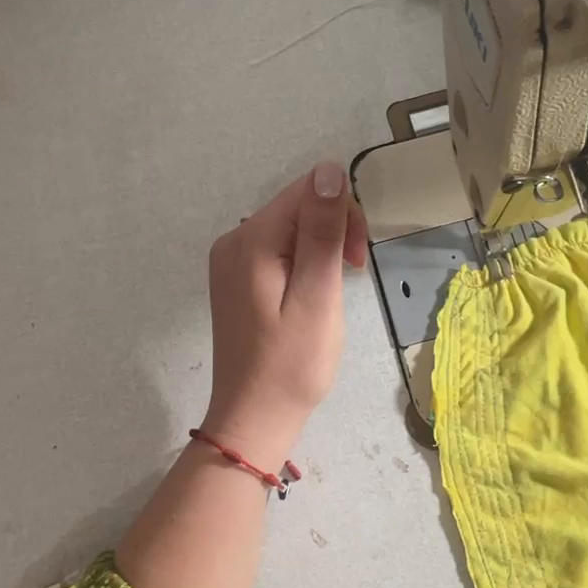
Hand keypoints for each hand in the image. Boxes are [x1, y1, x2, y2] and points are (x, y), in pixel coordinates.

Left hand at [202, 161, 367, 464]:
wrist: (254, 417)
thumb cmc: (292, 364)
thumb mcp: (317, 296)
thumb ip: (322, 232)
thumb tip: (329, 170)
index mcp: (251, 240)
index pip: (308, 191)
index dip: (343, 214)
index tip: (357, 262)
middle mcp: (233, 241)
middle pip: (297, 207)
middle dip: (333, 232)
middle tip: (351, 279)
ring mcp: (230, 262)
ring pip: (290, 229)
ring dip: (321, 251)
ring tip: (331, 295)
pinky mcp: (236, 281)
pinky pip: (278, 253)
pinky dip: (303, 266)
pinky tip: (311, 297)